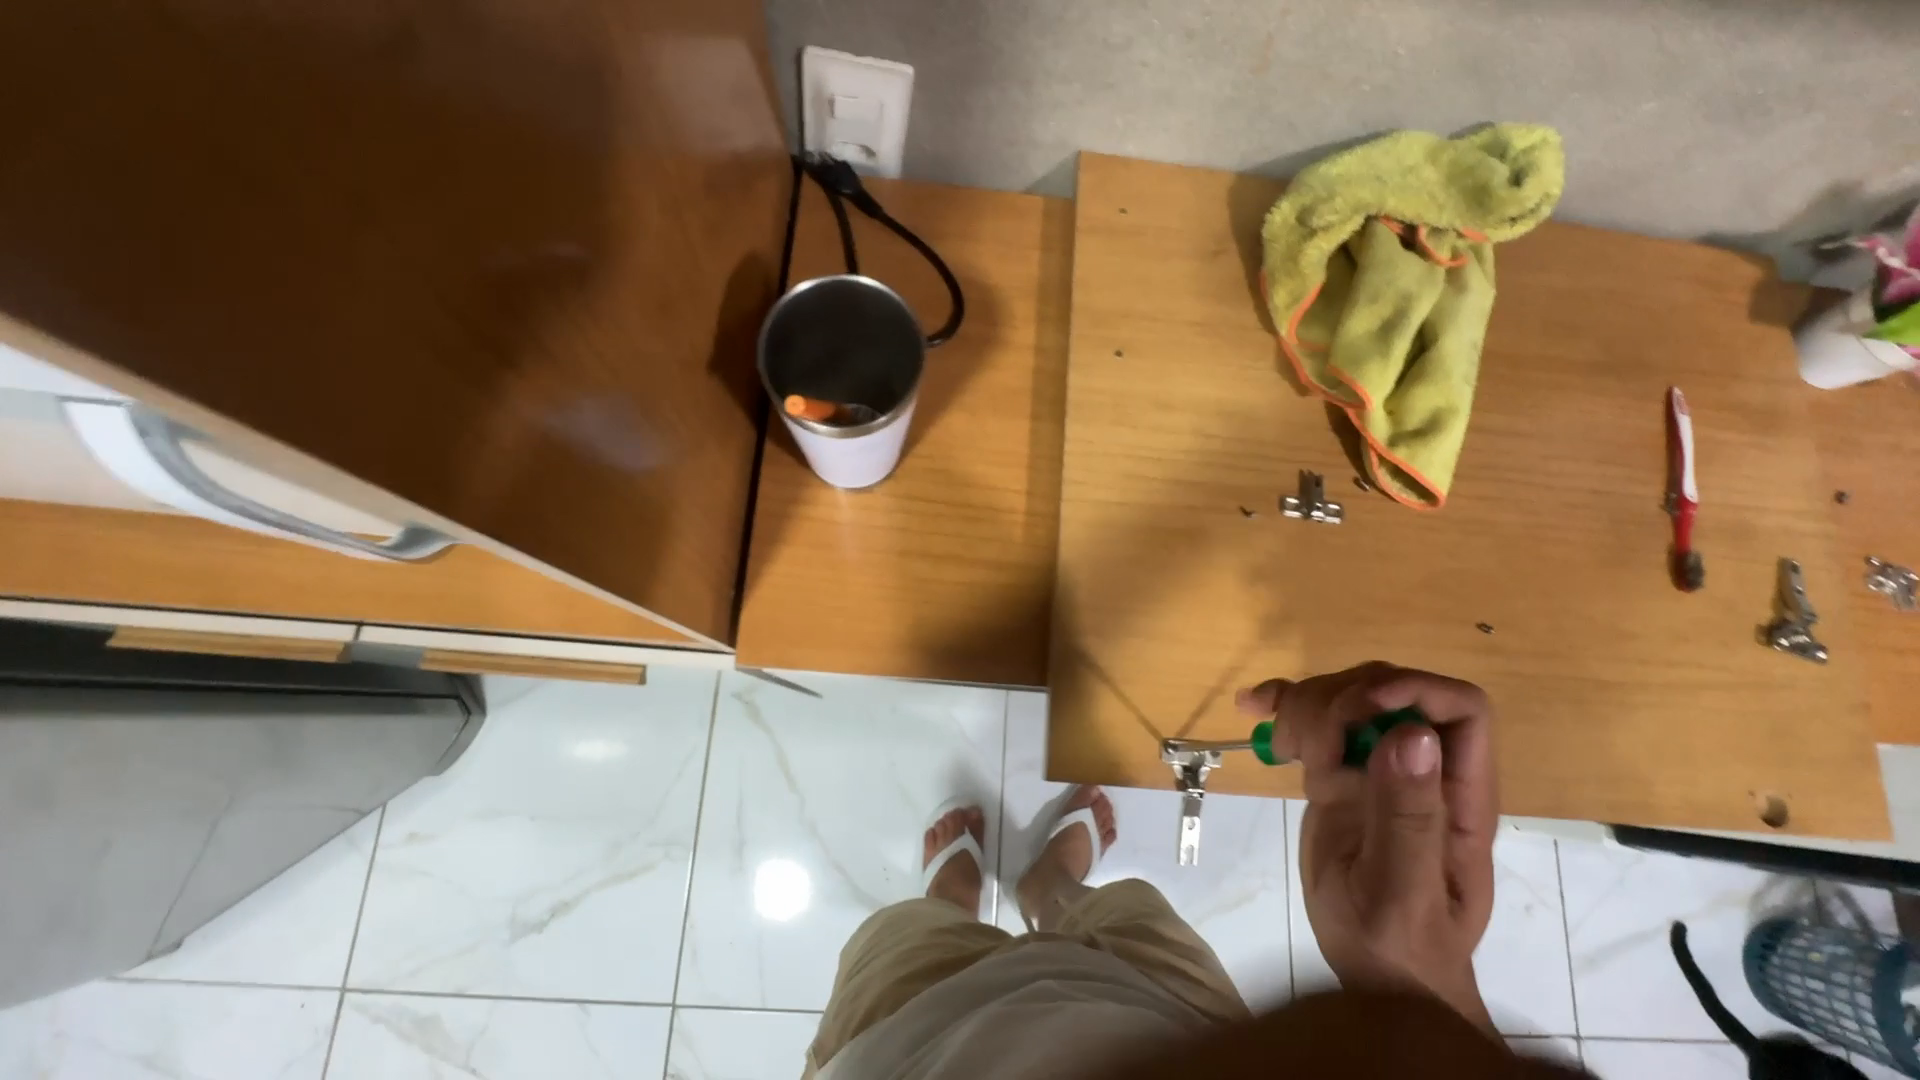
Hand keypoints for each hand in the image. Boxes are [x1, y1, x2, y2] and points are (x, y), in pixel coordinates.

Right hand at [1238, 662, 1497, 1027]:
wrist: (1378, 973)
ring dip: (1305, 705)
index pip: (1461, 709)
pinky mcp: (1338, 776)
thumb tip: (1411, 734)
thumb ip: (1408, 816)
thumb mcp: (1404, 890)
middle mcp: (1422, 769)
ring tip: (1280, 748)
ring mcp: (1377, 768)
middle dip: (1341, 701)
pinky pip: (1313, 723)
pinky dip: (1281, 706)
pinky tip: (1252, 706)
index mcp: (1458, 793)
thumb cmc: (1400, 944)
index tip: (1356, 710)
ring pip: (1347, 697)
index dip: (1412, 691)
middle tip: (1301, 747)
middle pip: (1391, 690)